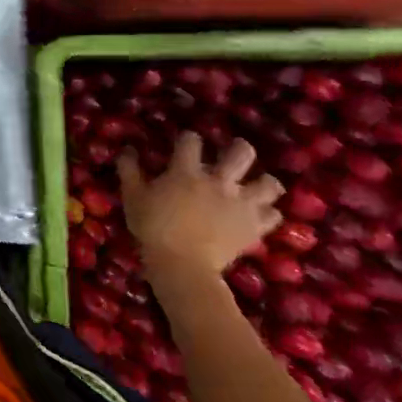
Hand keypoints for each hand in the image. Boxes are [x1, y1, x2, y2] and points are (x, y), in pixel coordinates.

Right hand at [118, 132, 283, 279]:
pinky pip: (273, 215)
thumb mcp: (132, 197)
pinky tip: (259, 214)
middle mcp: (219, 182)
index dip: (189, 138)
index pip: (191, 142)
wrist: (181, 263)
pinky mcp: (254, 226)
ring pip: (269, 184)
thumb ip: (129, 170)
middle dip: (240, 148)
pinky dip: (268, 213)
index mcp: (186, 172)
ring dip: (264, 182)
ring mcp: (241, 204)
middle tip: (234, 152)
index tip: (186, 142)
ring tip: (257, 185)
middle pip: (241, 154)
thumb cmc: (152, 227)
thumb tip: (128, 149)